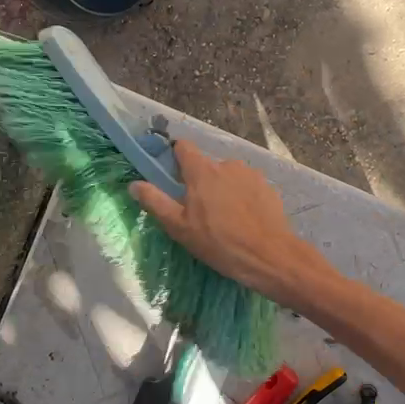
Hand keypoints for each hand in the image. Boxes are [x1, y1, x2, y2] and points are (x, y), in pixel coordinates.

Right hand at [130, 139, 335, 306]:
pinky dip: (242, 198)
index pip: (183, 148)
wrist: (270, 256)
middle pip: (206, 166)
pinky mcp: (268, 187)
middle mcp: (227, 164)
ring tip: (225, 219)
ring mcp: (251, 174)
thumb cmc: (219, 243)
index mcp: (202, 170)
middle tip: (199, 212)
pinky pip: (247, 186)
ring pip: (228, 176)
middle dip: (200, 183)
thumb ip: (155, 201)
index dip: (174, 158)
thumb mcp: (179, 227)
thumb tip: (134, 184)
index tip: (172, 177)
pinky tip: (244, 220)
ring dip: (222, 190)